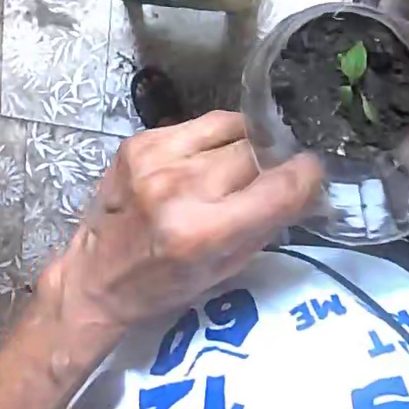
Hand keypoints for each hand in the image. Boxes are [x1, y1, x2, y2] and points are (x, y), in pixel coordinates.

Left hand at [39, 111, 322, 343]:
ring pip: (231, 127)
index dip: (306, 175)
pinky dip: (212, 138)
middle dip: (272, 161)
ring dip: (244, 143)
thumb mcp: (226, 269)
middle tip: (271, 173)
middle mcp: (179, 187)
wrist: (95, 275)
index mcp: (203, 232)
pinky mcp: (139, 141)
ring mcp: (155, 158)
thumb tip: (306, 184)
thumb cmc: (164, 284)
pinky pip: (198, 124)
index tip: (312, 172)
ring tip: (238, 162)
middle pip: (254, 152)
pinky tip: (205, 158)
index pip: (278, 188)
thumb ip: (267, 223)